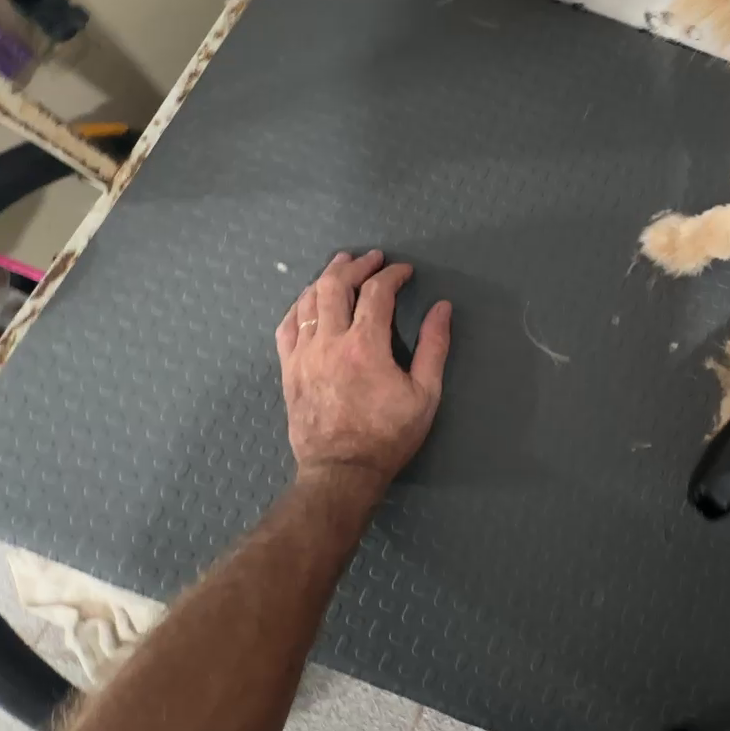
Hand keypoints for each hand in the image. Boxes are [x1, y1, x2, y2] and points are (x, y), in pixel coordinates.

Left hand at [274, 251, 451, 495]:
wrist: (342, 471)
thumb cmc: (389, 434)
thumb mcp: (426, 393)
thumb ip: (434, 347)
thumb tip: (442, 308)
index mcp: (366, 346)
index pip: (377, 293)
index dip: (393, 275)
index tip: (405, 272)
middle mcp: (329, 342)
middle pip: (335, 286)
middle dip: (356, 266)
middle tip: (372, 258)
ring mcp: (303, 355)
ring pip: (308, 301)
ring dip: (326, 278)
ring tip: (342, 266)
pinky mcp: (289, 369)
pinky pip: (287, 326)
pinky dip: (300, 305)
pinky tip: (311, 300)